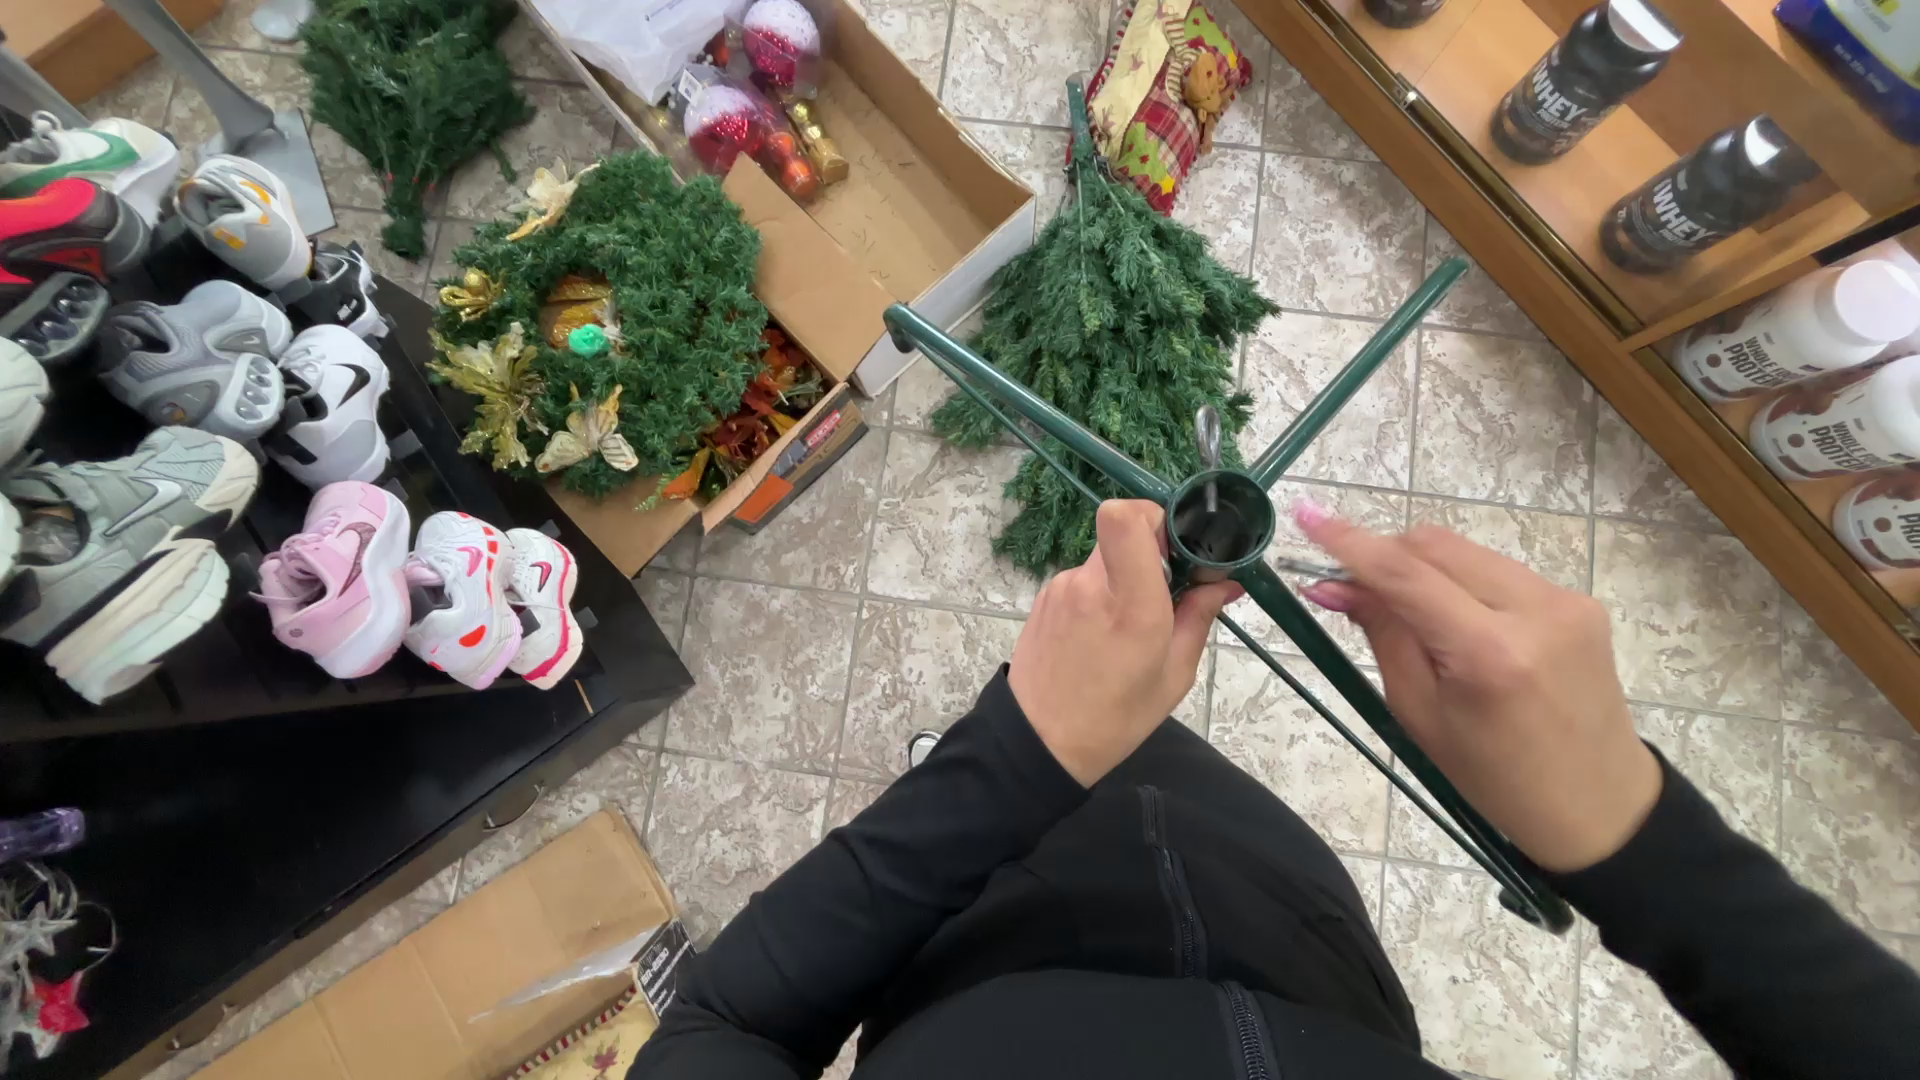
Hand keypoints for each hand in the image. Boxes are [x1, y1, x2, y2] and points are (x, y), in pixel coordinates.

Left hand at [1008, 501, 1240, 786]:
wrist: (1038, 740)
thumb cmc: (1115, 717)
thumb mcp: (1173, 675)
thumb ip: (1199, 616)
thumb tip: (1225, 582)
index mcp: (1129, 603)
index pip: (1125, 517)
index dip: (1154, 517)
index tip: (1175, 548)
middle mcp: (1089, 584)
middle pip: (1123, 534)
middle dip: (1150, 555)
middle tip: (1164, 596)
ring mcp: (1061, 587)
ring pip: (1105, 559)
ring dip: (1124, 579)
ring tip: (1127, 630)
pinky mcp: (1044, 596)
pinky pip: (1083, 580)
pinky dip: (1100, 596)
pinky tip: (1099, 637)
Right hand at [1294, 502, 1659, 872]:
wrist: (1600, 807)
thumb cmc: (1491, 775)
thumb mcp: (1417, 710)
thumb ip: (1380, 632)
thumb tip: (1330, 584)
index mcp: (1489, 652)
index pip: (1404, 574)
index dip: (1348, 542)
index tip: (1307, 515)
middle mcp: (1535, 610)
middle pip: (1432, 544)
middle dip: (1381, 552)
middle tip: (1345, 585)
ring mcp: (1564, 599)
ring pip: (1461, 550)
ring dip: (1415, 565)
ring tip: (1397, 607)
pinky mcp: (1576, 600)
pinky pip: (1491, 567)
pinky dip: (1452, 577)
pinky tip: (1445, 614)